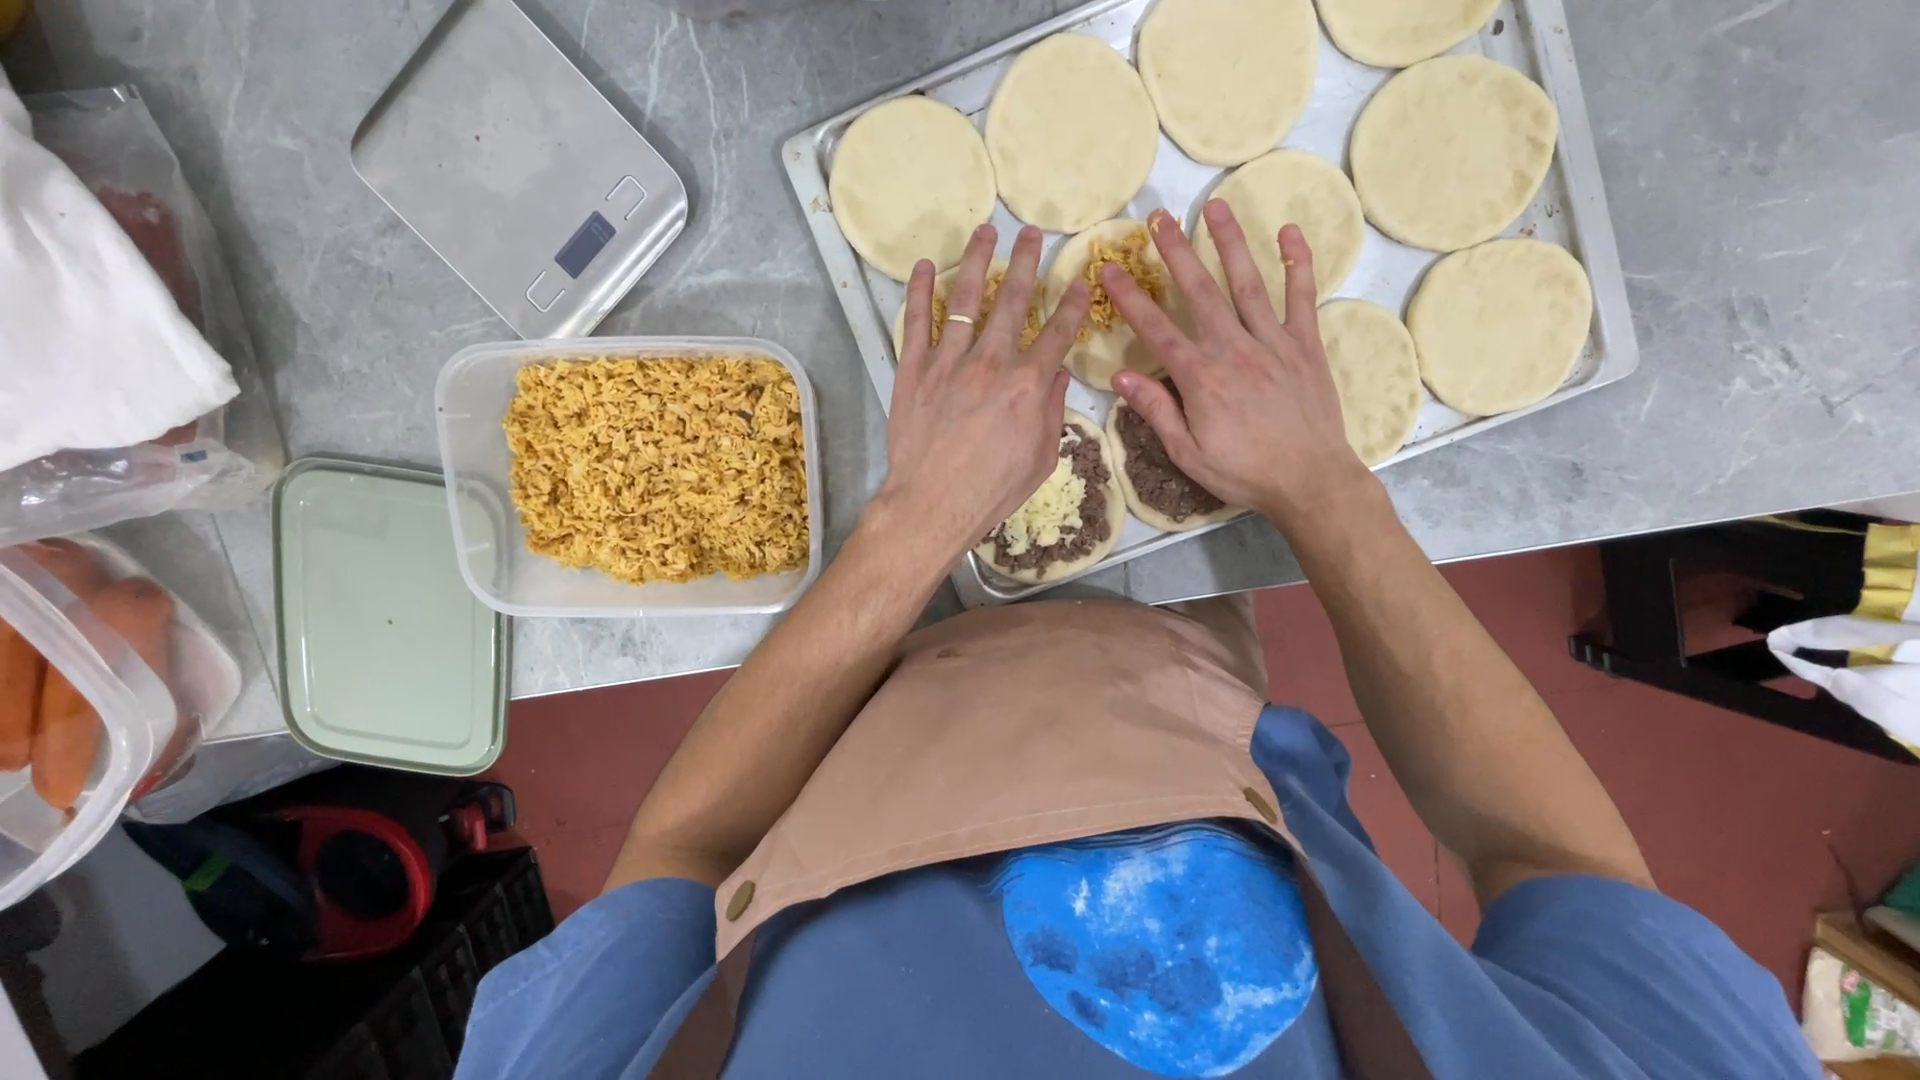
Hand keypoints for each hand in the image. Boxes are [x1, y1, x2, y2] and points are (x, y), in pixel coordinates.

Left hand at [873, 223, 1091, 558]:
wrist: (933, 503)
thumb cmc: (993, 489)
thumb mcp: (1041, 457)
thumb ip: (1052, 412)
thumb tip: (1059, 375)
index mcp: (1029, 385)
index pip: (1058, 333)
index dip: (1072, 303)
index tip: (1080, 280)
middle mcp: (992, 362)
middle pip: (1012, 301)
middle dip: (1026, 262)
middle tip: (1032, 233)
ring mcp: (949, 362)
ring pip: (964, 299)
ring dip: (977, 261)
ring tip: (985, 231)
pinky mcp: (914, 370)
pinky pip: (916, 322)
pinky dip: (920, 291)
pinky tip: (926, 265)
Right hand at [1105, 202, 1375, 531]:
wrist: (1310, 480)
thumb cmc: (1244, 472)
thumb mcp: (1188, 453)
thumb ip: (1156, 411)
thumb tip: (1121, 377)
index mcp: (1200, 378)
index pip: (1157, 329)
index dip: (1131, 297)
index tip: (1110, 269)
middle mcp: (1234, 349)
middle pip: (1199, 291)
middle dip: (1176, 251)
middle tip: (1158, 218)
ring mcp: (1273, 343)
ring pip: (1247, 283)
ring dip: (1229, 242)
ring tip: (1215, 206)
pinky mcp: (1305, 345)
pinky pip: (1301, 297)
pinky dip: (1297, 263)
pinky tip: (1289, 233)